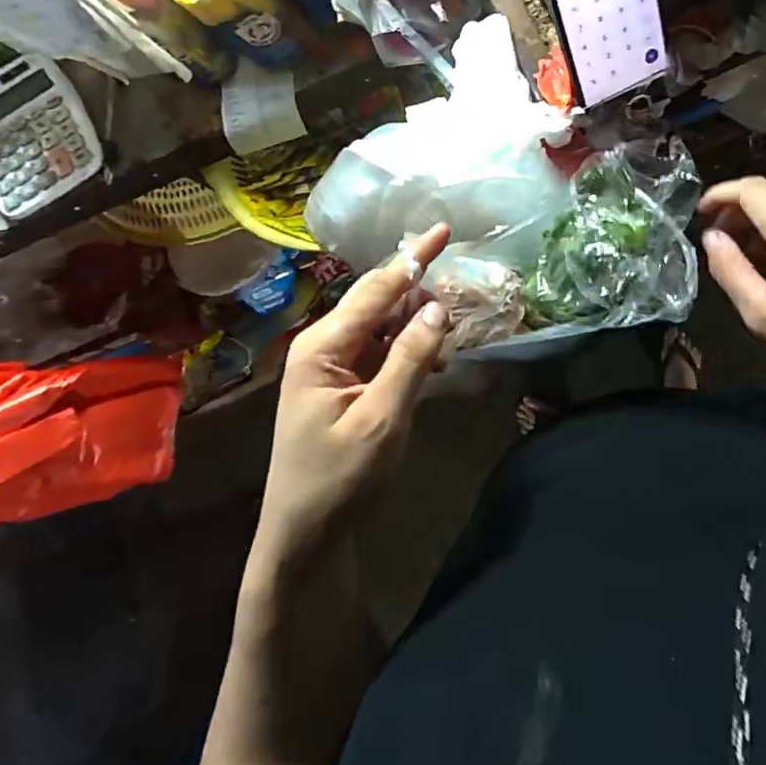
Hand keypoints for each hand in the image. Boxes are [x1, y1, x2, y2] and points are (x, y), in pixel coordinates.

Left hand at [261, 225, 452, 556]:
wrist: (305, 535)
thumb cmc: (339, 480)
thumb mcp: (382, 419)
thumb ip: (410, 360)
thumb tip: (437, 308)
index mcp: (322, 347)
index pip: (375, 290)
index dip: (413, 259)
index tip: (444, 229)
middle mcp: (323, 346)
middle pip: (377, 302)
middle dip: (418, 292)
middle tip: (460, 292)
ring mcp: (331, 367)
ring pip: (382, 328)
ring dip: (416, 326)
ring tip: (452, 333)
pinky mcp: (343, 386)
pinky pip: (380, 354)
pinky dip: (408, 352)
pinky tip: (433, 358)